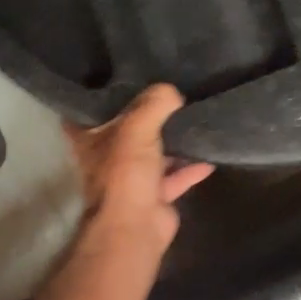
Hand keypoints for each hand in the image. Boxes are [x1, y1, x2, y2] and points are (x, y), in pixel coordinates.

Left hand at [68, 85, 212, 258]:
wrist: (135, 227)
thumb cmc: (125, 172)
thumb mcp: (137, 127)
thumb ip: (155, 103)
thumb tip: (173, 91)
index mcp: (90, 137)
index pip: (92, 108)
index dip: (107, 91)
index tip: (126, 72)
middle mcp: (107, 155)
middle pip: (129, 128)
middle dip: (149, 114)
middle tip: (171, 90)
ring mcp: (131, 177)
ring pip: (154, 152)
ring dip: (173, 141)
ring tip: (195, 118)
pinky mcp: (155, 195)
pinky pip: (176, 175)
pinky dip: (191, 166)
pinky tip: (210, 154)